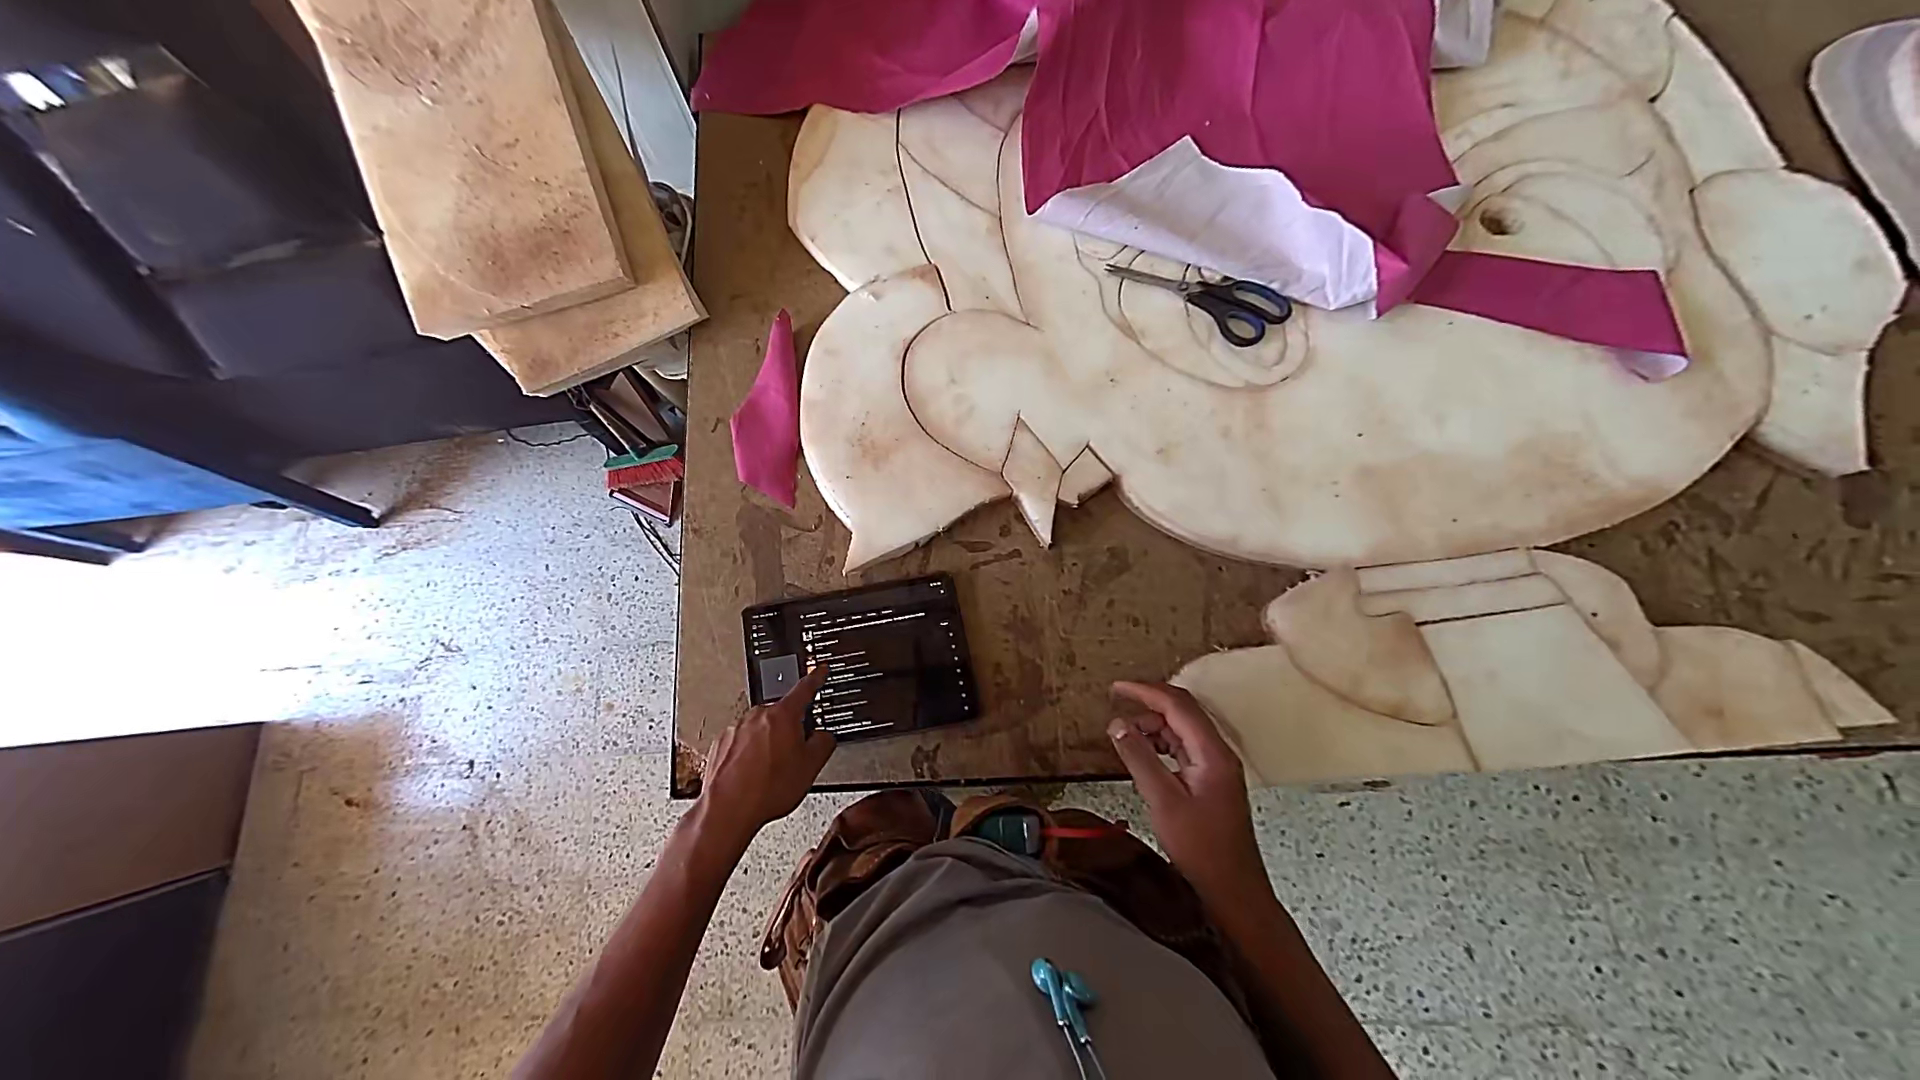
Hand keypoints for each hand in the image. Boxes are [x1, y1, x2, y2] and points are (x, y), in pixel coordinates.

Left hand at [699, 666, 835, 846]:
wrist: (728, 810)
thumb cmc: (766, 789)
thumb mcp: (811, 767)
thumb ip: (824, 743)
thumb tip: (822, 737)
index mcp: (783, 715)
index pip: (804, 688)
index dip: (815, 678)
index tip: (818, 670)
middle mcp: (758, 716)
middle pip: (782, 715)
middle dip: (789, 732)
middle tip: (793, 757)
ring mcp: (737, 729)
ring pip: (761, 731)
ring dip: (767, 746)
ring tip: (770, 774)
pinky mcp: (722, 745)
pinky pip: (742, 744)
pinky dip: (749, 756)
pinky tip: (752, 777)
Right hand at [1107, 681, 1273, 912]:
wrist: (1232, 888)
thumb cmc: (1200, 848)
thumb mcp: (1162, 800)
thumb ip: (1139, 757)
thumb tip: (1117, 724)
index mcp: (1212, 752)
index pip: (1177, 705)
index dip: (1145, 691)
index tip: (1116, 688)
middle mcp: (1218, 752)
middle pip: (1183, 711)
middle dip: (1149, 703)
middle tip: (1118, 704)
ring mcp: (1216, 766)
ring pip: (1182, 729)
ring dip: (1153, 725)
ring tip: (1125, 736)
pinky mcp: (1210, 779)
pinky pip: (1183, 747)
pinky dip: (1160, 743)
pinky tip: (1143, 754)